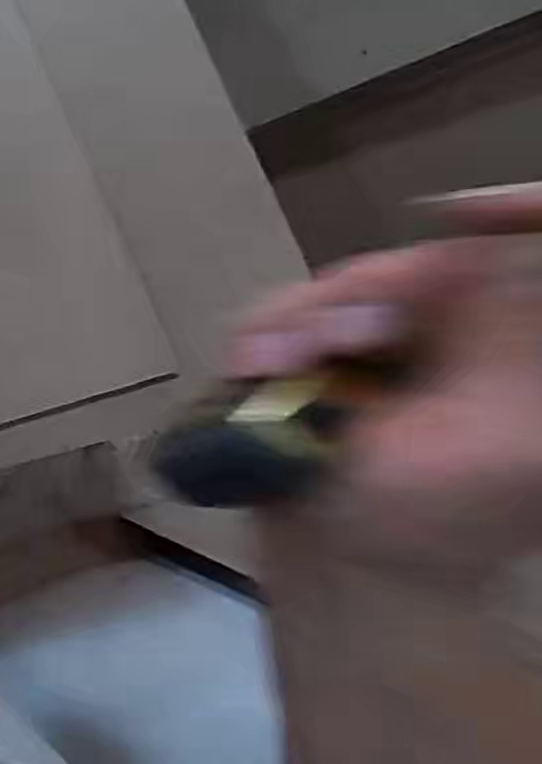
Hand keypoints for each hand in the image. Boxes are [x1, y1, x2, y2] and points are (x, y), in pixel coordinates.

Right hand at [231, 182, 541, 574]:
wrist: (328, 552)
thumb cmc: (416, 515)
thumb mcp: (495, 433)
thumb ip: (504, 339)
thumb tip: (480, 246)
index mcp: (534, 362)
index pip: (534, 258)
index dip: (518, 217)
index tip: (449, 212)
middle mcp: (481, 344)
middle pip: (424, 267)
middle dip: (351, 297)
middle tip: (304, 347)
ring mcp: (400, 352)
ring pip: (345, 289)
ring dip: (290, 322)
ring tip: (258, 366)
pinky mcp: (332, 360)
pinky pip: (290, 316)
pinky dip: (261, 335)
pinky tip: (250, 365)